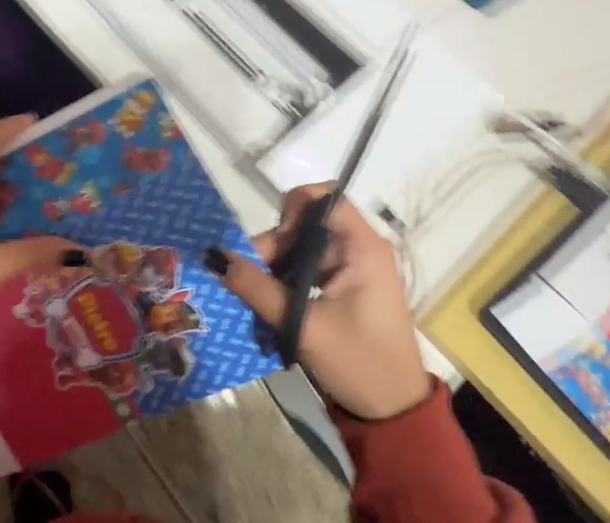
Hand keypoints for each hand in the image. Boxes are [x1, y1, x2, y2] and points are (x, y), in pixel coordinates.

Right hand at [206, 183, 430, 419]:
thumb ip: (257, 288)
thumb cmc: (358, 363)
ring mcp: (355, 267)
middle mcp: (361, 248)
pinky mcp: (347, 285)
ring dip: (278, 262)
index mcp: (362, 248)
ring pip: (305, 244)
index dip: (294, 206)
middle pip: (308, 222)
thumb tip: (214, 256)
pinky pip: (311, 264)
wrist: (395, 413)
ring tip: (257, 291)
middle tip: (251, 275)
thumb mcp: (302, 326)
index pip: (326, 197)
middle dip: (276, 243)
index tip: (273, 239)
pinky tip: (272, 297)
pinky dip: (289, 276)